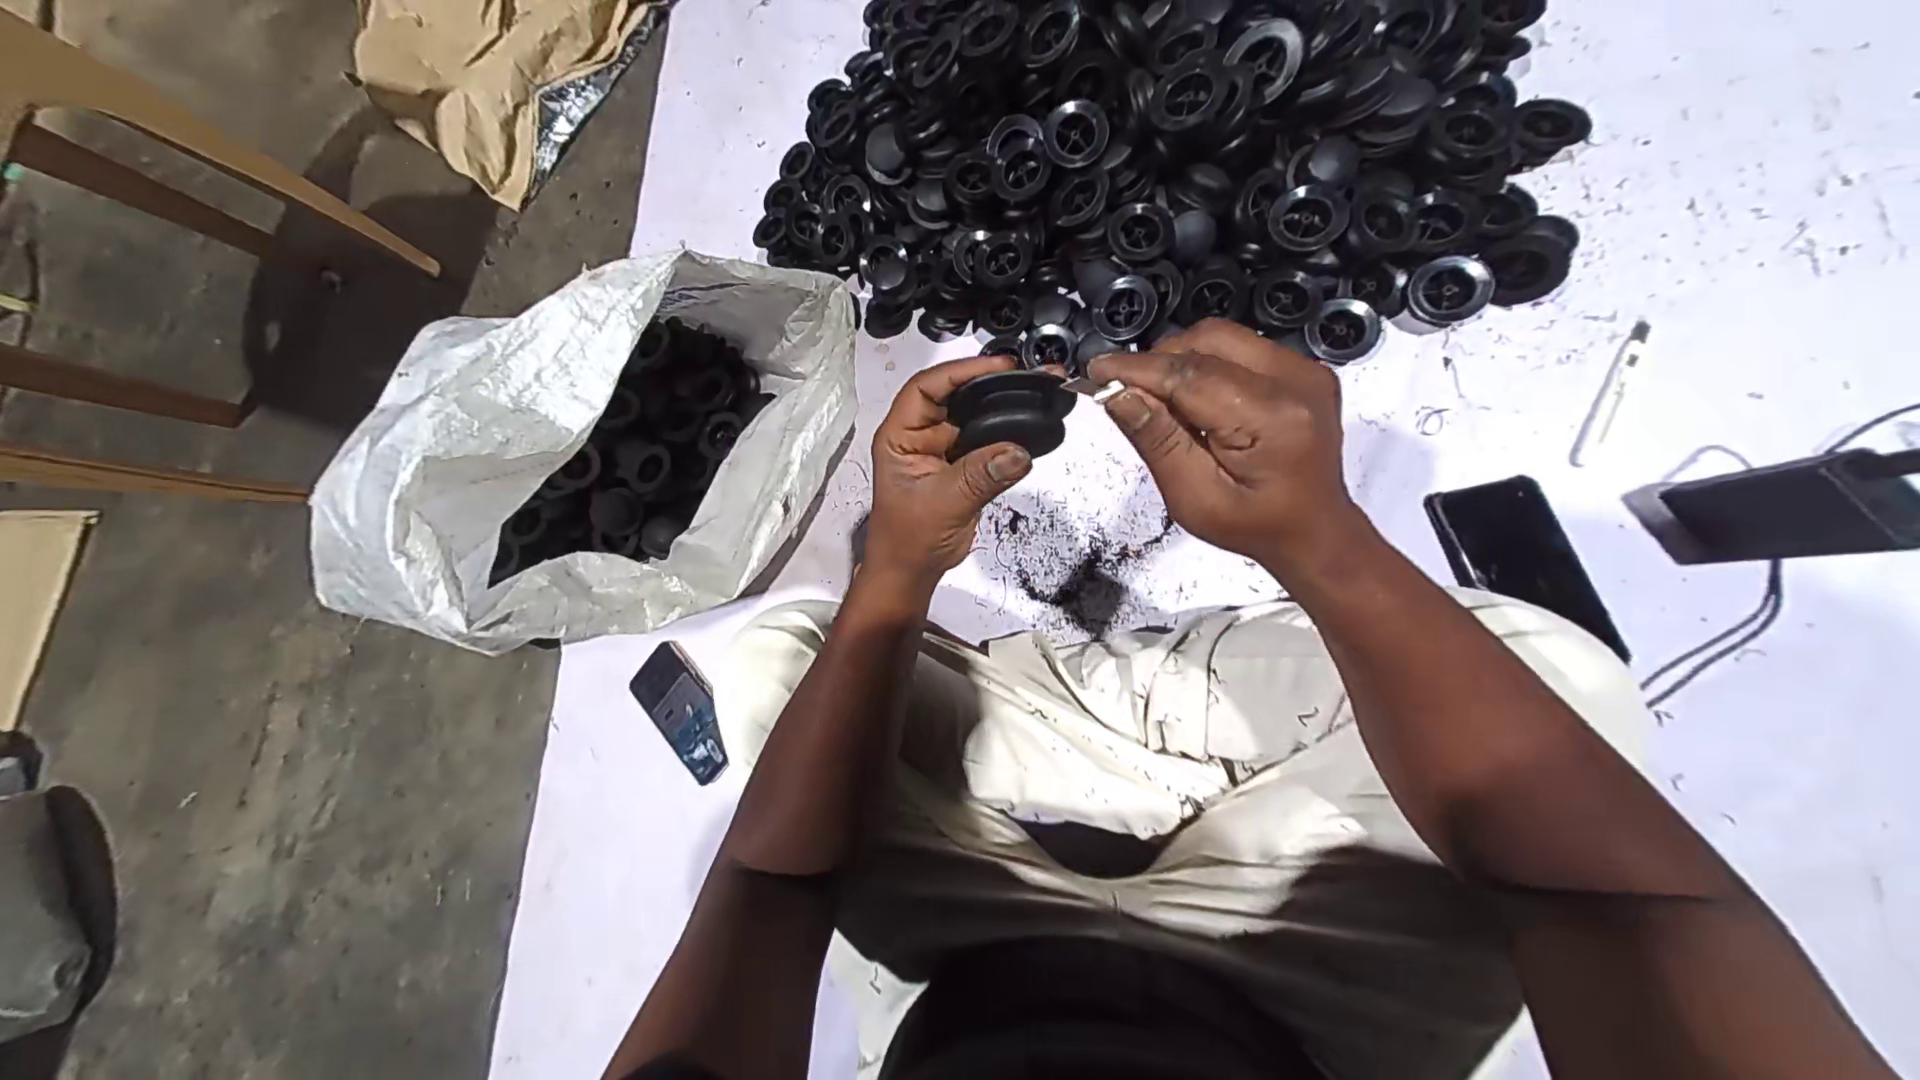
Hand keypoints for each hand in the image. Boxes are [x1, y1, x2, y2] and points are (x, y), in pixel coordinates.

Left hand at [863, 354, 1033, 595]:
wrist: (913, 571)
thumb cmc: (905, 541)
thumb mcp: (941, 504)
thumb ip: (979, 477)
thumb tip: (1015, 452)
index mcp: (899, 436)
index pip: (926, 387)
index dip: (960, 371)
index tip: (994, 367)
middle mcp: (921, 437)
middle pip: (955, 396)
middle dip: (988, 385)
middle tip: (1022, 376)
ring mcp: (944, 451)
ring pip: (974, 419)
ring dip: (1001, 410)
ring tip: (1030, 395)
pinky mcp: (964, 467)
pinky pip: (988, 443)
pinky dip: (1008, 437)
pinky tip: (1027, 430)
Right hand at [1090, 319, 1364, 567]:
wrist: (1311, 530)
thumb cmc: (1257, 525)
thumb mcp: (1194, 497)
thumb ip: (1158, 441)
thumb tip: (1119, 396)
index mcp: (1273, 420)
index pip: (1190, 374)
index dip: (1137, 369)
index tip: (1098, 371)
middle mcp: (1296, 383)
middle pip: (1205, 343)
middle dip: (1158, 364)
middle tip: (1128, 397)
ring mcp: (1302, 371)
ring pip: (1219, 339)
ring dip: (1179, 364)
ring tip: (1166, 407)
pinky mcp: (1299, 370)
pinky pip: (1237, 349)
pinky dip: (1203, 367)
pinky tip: (1196, 405)